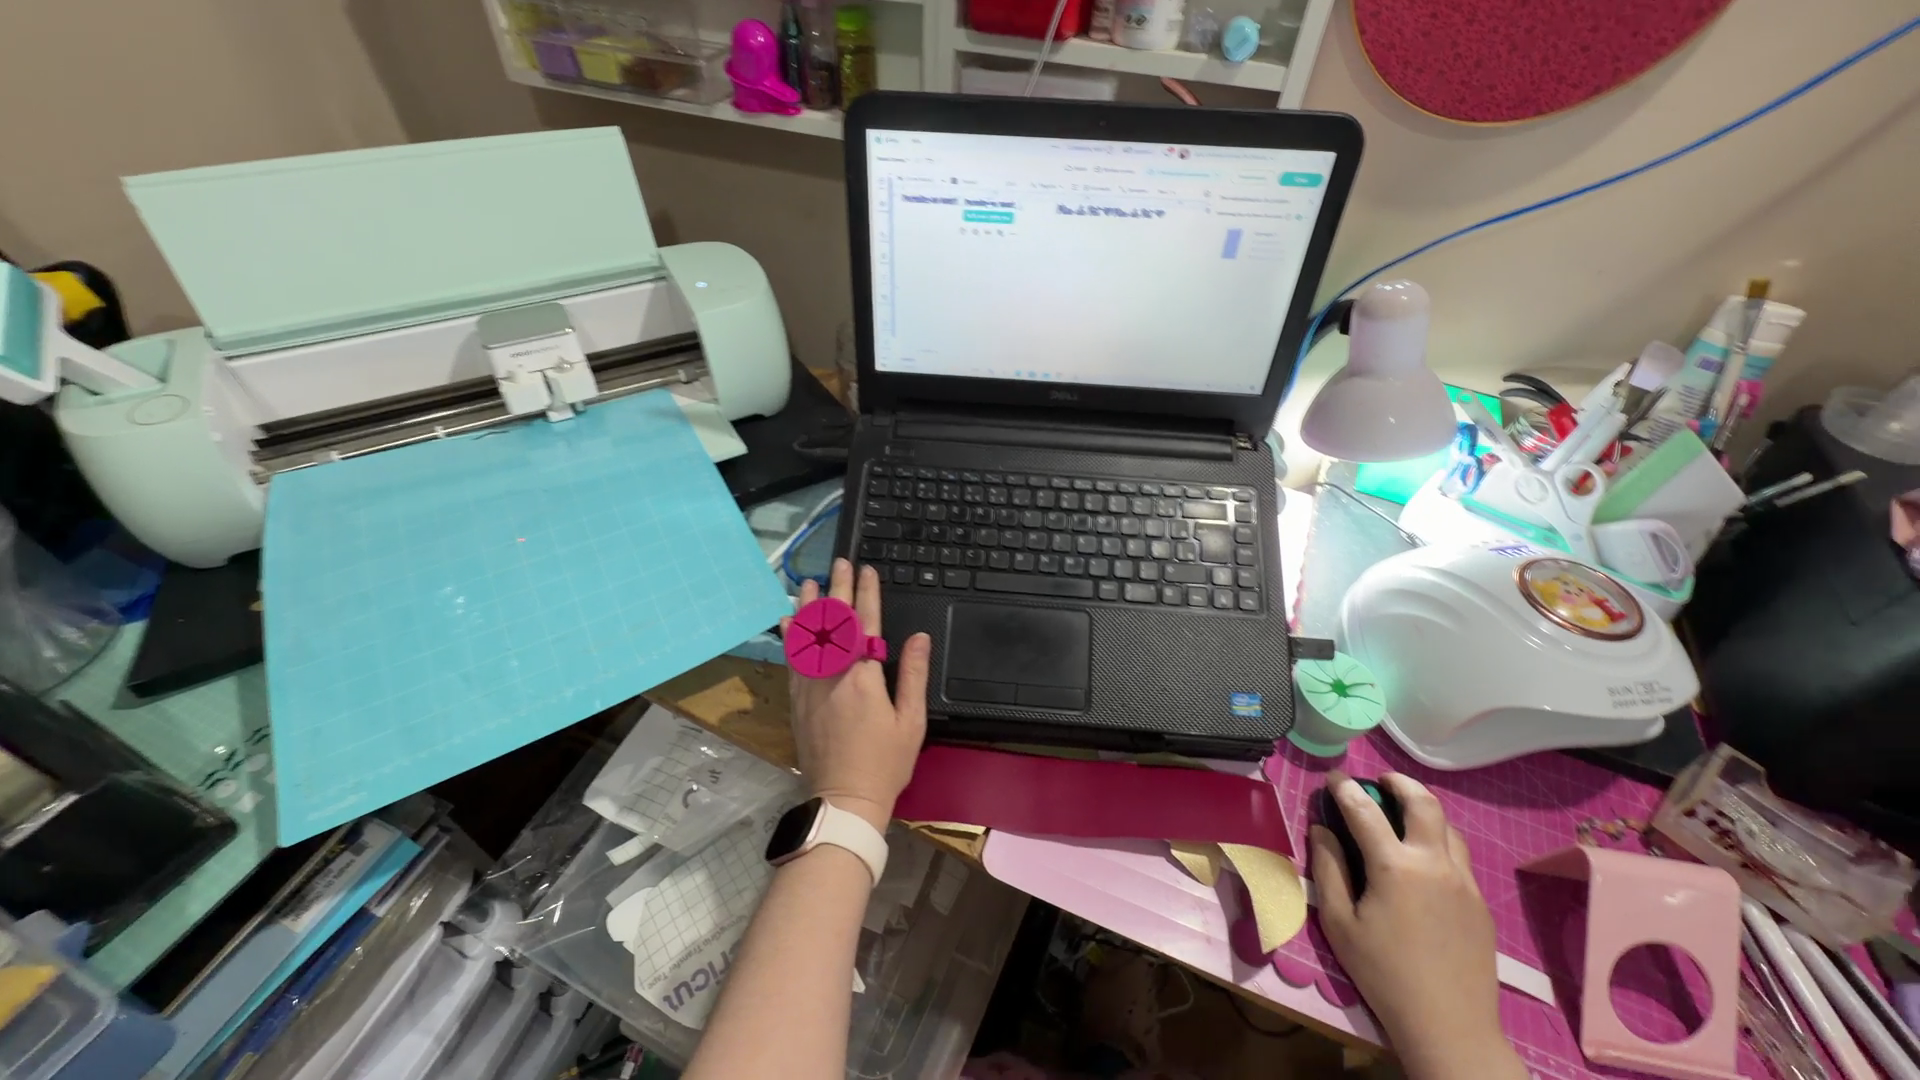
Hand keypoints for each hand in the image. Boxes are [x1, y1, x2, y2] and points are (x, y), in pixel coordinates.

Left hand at [783, 559, 930, 831]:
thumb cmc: (885, 763)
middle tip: (840, 562)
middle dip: (838, 588)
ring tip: (811, 581)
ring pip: (807, 635)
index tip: (867, 569)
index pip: (866, 624)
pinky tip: (789, 620)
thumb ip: (912, 675)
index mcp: (864, 677)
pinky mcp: (797, 700)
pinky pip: (791, 659)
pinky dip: (791, 636)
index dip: (867, 593)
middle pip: (834, 622)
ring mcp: (810, 686)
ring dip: (810, 605)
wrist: (844, 799)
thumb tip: (918, 636)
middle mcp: (833, 674)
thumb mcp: (911, 721)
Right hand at [1310, 772, 1524, 1079]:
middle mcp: (1434, 863)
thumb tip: (1321, 830)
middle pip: (1424, 803)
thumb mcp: (1339, 923)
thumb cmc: (1383, 973)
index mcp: (1394, 866)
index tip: (1333, 779)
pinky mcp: (1480, 902)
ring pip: (1449, 827)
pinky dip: (1439, 842)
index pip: (1365, 810)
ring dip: (1424, 811)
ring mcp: (1464, 882)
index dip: (1345, 788)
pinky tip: (1423, 862)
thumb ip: (1328, 869)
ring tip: (1404, 817)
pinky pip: (1460, 857)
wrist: (1449, 1024)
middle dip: (1400, 783)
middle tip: (1381, 782)